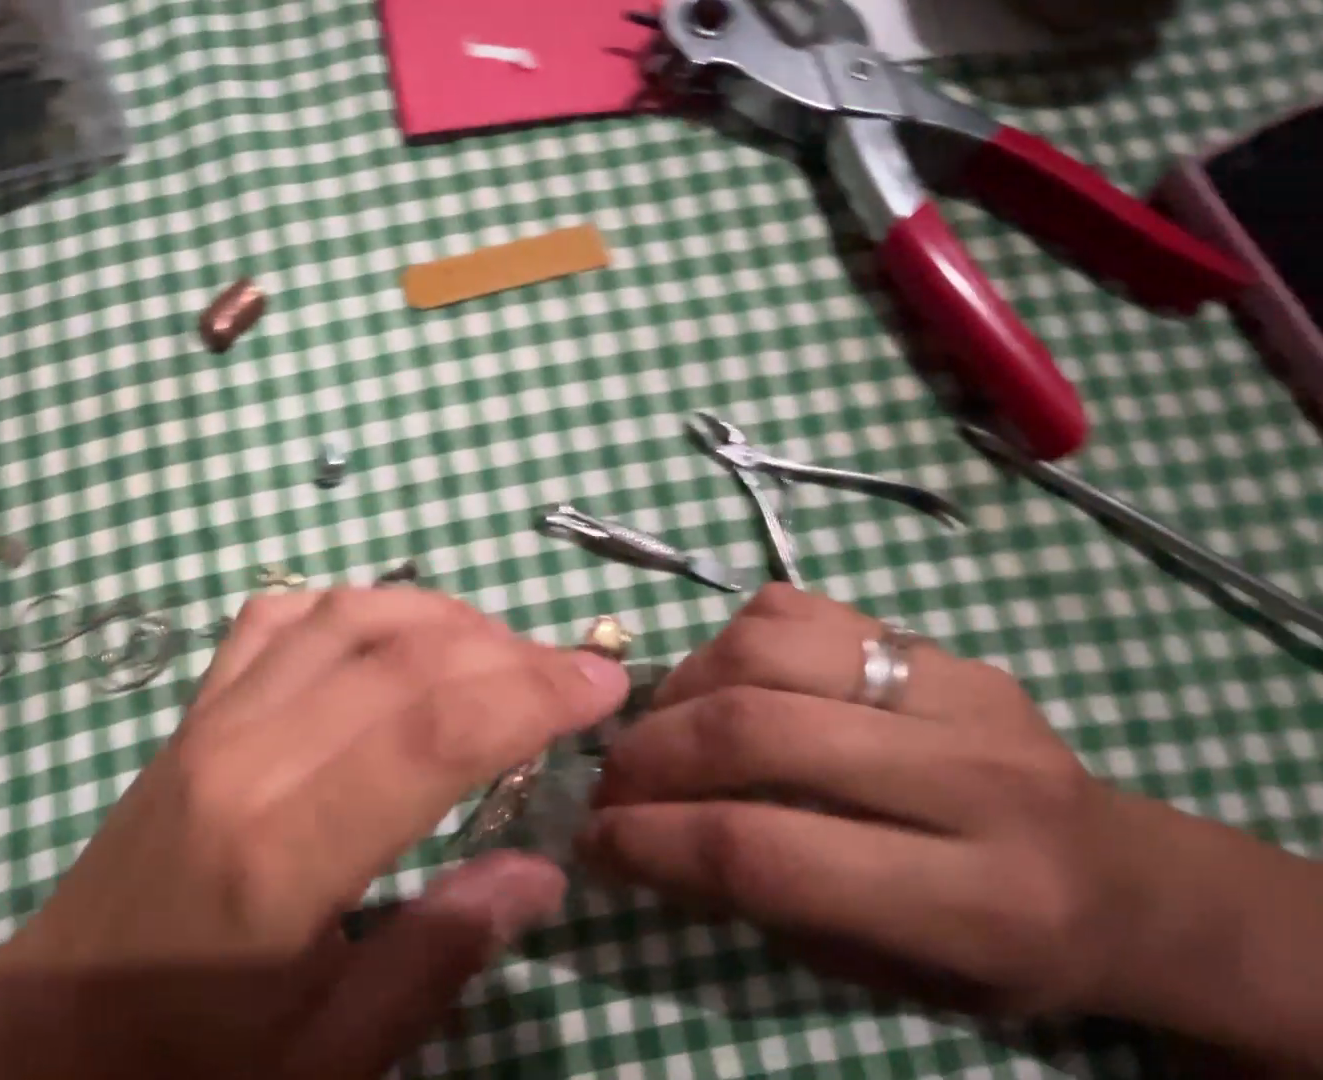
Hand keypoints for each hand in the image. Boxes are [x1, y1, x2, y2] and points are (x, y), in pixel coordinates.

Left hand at [0, 588, 629, 1079]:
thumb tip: (540, 870)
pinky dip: (347, 603)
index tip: (603, 686)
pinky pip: (273, 618)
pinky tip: (389, 631)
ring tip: (499, 651)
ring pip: (339, 614)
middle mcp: (244, 757)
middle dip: (505, 650)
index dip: (530, 696)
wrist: (46, 1028)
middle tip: (571, 673)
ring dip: (435, 614)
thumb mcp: (325, 1056)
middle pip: (396, 656)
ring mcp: (207, 720)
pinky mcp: (190, 711)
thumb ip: (435, 957)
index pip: (430, 734)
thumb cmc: (190, 1060)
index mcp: (281, 854)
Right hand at [579, 584, 1143, 1014]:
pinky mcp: (933, 640)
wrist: (1119, 876)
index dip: (651, 842)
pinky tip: (719, 684)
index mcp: (971, 898)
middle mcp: (971, 777)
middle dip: (648, 758)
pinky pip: (792, 609)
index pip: (761, 850)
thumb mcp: (881, 970)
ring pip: (764, 652)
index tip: (593, 841)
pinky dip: (727, 644)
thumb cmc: (991, 951)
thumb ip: (757, 901)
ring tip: (657, 729)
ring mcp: (955, 687)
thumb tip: (635, 837)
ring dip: (677, 691)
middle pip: (754, 733)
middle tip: (610, 783)